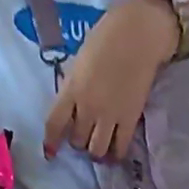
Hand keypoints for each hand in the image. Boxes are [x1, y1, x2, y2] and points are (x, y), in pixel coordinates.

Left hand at [44, 0, 179, 162]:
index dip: (51, 142)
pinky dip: (115, 154)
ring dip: (95, 152)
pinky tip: (115, 154)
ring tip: (100, 148)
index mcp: (71, 89)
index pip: (54, 123)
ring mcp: (109, 115)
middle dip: (79, 142)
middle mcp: (88, 107)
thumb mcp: (80, 62)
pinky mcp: (130, 119)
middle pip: (77, 140)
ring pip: (96, 149)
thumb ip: (74, 87)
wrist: (138, 34)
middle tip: (85, 137)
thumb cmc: (107, 38)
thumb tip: (73, 106)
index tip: (51, 153)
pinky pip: (120, 147)